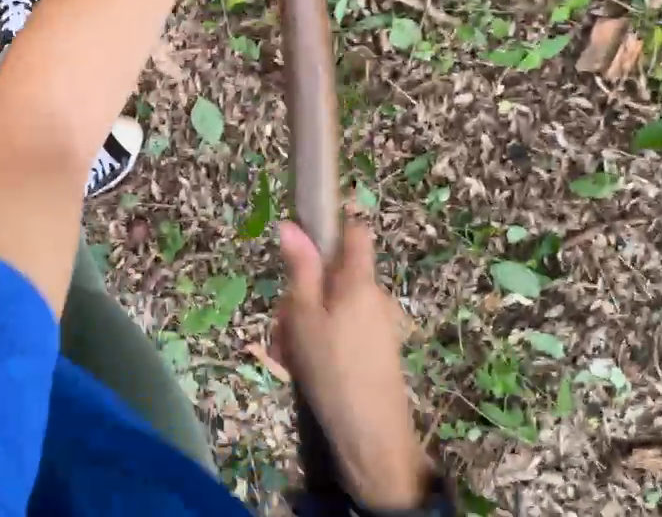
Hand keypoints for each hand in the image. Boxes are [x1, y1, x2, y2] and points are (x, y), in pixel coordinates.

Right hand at [271, 220, 427, 510]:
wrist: (372, 438)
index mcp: (360, 282)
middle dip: (301, 290)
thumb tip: (291, 224)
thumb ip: (300, 268)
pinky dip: (318, 341)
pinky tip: (300, 367)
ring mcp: (378, 326)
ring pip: (331, 306)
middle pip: (332, 275)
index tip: (302, 232)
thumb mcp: (303, 314)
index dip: (331, 224)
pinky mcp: (377, 351)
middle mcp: (375, 298)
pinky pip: (340, 330)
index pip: (355, 232)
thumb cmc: (332, 367)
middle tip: (283, 321)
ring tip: (286, 353)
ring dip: (304, 322)